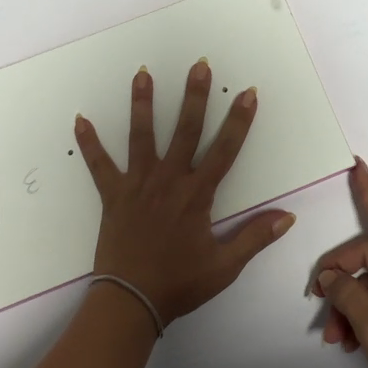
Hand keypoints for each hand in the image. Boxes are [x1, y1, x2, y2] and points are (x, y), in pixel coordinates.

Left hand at [75, 60, 295, 325]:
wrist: (131, 302)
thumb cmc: (179, 283)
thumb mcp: (224, 266)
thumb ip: (255, 238)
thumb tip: (287, 217)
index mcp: (197, 195)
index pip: (225, 150)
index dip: (239, 121)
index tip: (248, 92)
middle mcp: (169, 180)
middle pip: (185, 130)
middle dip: (195, 96)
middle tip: (199, 65)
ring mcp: (138, 184)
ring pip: (141, 136)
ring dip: (143, 103)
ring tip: (142, 73)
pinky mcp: (113, 195)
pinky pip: (99, 165)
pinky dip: (89, 143)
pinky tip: (79, 119)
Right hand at [310, 158, 367, 367]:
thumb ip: (348, 296)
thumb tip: (329, 276)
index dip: (367, 193)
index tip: (357, 164)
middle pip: (367, 259)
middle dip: (340, 279)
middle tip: (318, 303)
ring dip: (347, 307)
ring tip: (333, 336)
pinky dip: (359, 319)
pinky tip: (347, 342)